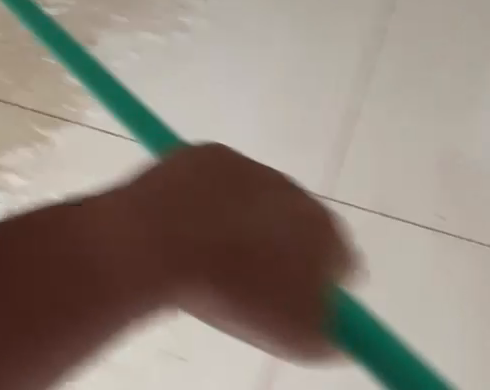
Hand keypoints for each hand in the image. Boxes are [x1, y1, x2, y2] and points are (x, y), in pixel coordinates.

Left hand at [108, 144, 356, 361]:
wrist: (151, 244)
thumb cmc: (229, 294)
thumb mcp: (299, 338)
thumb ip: (329, 327)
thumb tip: (325, 316)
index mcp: (328, 234)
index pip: (338, 261)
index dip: (314, 280)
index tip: (286, 293)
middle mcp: (293, 190)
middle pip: (294, 222)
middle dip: (276, 242)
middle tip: (241, 268)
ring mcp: (244, 165)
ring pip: (253, 197)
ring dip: (239, 214)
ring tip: (205, 242)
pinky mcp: (202, 151)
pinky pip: (214, 178)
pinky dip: (204, 192)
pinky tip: (186, 214)